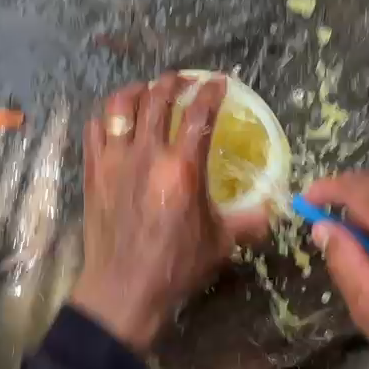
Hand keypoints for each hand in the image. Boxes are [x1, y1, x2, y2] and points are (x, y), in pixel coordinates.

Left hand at [70, 74, 256, 351]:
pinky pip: (94, 130)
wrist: (123, 289)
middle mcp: (146, 155)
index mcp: (181, 169)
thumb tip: (276, 208)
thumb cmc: (175, 267)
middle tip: (182, 80)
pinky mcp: (93, 171)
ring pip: (119, 106)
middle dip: (171, 81)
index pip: (198, 114)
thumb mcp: (220, 242)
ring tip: (146, 89)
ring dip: (135, 91)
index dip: (211, 91)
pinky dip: (106, 118)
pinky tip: (115, 121)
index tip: (219, 82)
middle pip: (156, 98)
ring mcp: (114, 160)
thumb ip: (249, 220)